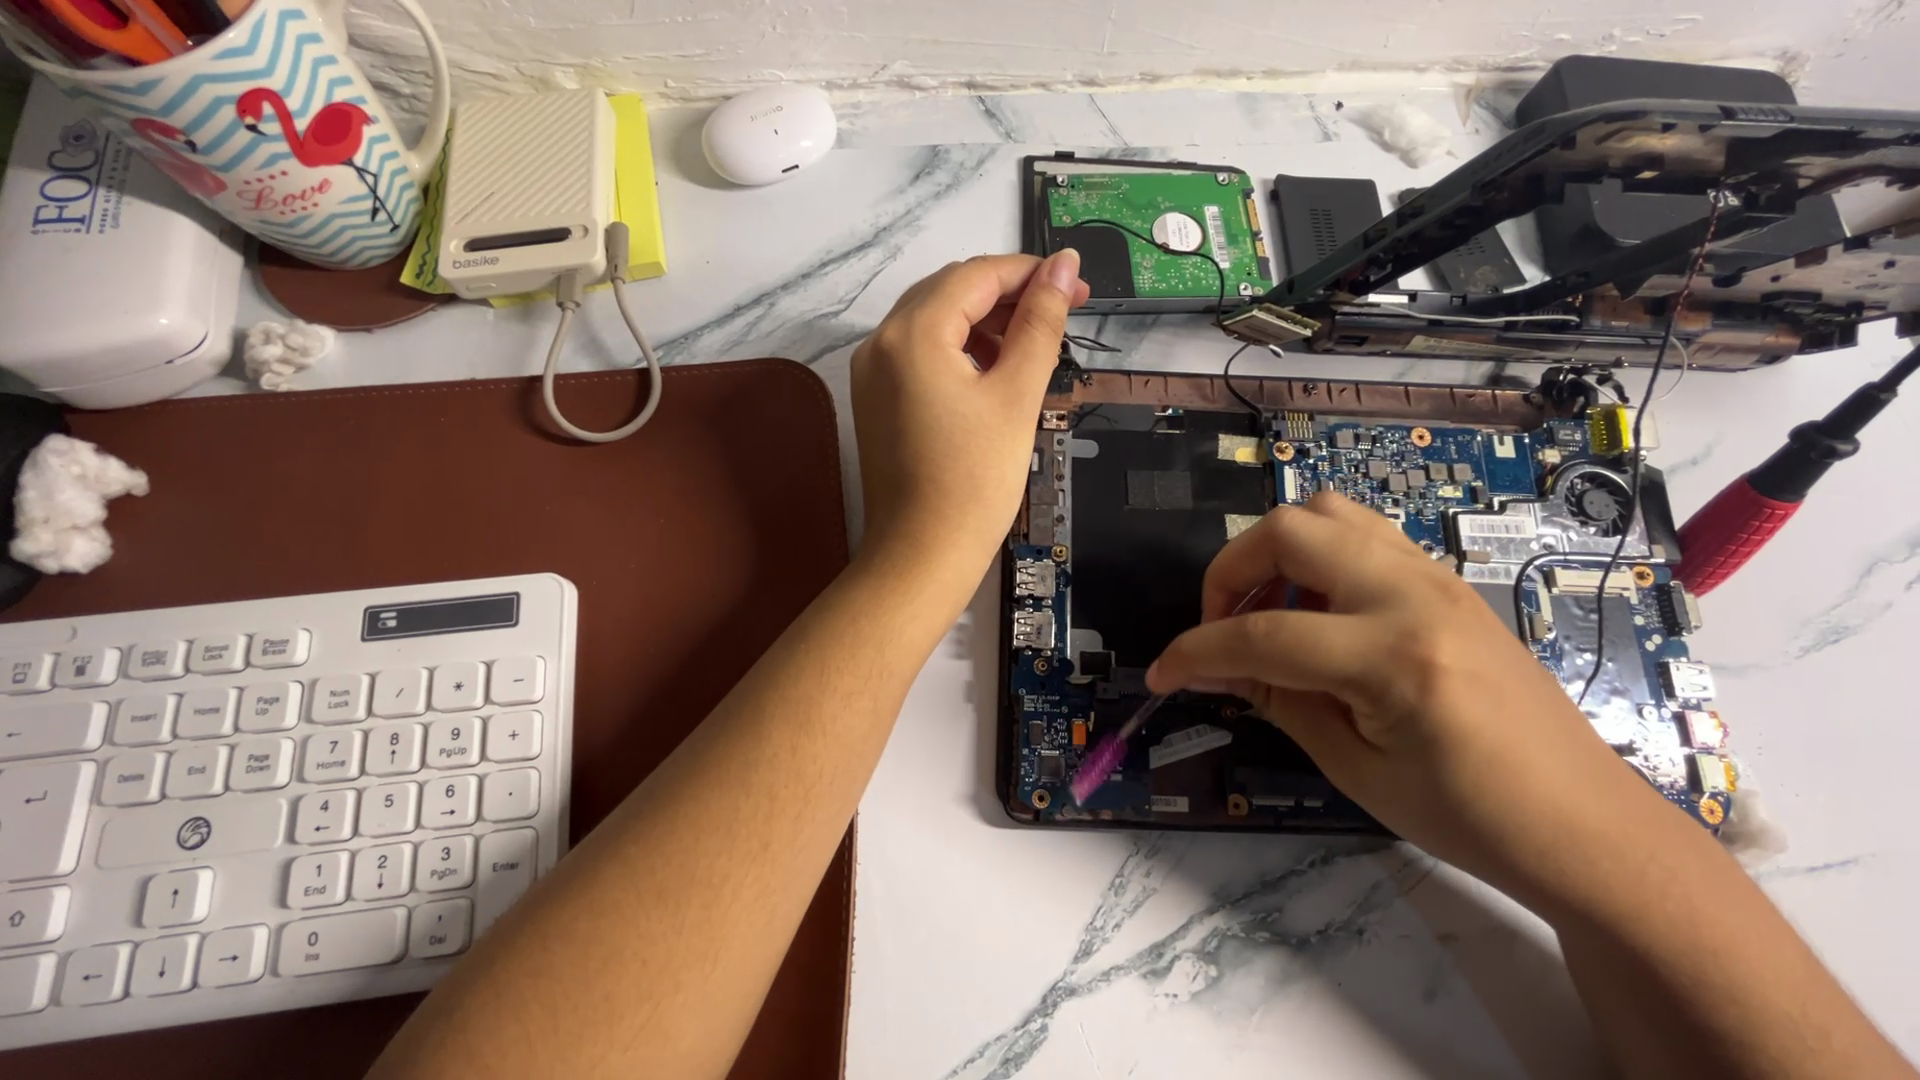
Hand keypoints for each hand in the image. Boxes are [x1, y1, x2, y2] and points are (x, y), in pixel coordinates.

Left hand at [850, 251, 1088, 581]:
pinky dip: (958, 351)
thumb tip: (1064, 265)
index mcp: (911, 334)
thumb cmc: (975, 480)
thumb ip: (1040, 323)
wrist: (922, 556)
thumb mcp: (1017, 395)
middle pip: (950, 291)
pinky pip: (919, 354)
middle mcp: (880, 342)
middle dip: (1007, 294)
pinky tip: (993, 373)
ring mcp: (871, 373)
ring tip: (1032, 346)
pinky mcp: (875, 400)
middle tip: (1062, 312)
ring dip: (983, 322)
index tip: (1078, 286)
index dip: (1030, 273)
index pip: (975, 276)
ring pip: (934, 322)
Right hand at [1146, 494, 1685, 906]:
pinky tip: (1315, 612)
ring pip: (1328, 512)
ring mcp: (1437, 579)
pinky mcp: (1446, 583)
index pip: (1263, 634)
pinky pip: (1364, 535)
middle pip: (1289, 531)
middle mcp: (1414, 594)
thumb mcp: (1354, 768)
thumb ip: (1278, 700)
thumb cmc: (1469, 816)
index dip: (1197, 652)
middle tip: (1221, 626)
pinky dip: (1317, 556)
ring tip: (1265, 610)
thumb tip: (1216, 668)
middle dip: (1231, 571)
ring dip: (1276, 551)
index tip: (1161, 673)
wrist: (1583, 824)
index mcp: (1392, 656)